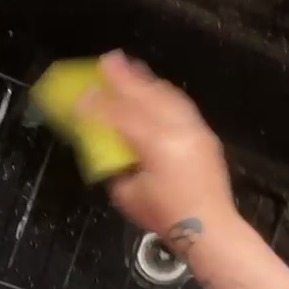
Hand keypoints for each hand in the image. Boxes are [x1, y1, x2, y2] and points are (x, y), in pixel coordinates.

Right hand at [80, 51, 236, 254]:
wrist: (209, 227)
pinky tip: (154, 91)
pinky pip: (179, 106)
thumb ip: (118, 167)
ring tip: (130, 68)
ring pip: (167, 96)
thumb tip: (112, 151)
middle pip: (146, 96)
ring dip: (146, 81)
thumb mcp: (128, 195)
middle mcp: (177, 130)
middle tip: (106, 60)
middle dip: (124, 77)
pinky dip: (162, 95)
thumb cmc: (166, 217)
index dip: (96, 106)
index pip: (120, 117)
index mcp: (156, 145)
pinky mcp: (203, 135)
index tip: (79, 96)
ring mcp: (194, 130)